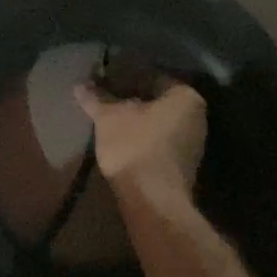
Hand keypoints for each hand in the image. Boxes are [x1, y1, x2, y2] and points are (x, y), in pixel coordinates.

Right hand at [74, 79, 206, 203]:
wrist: (152, 201)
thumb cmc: (134, 147)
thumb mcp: (109, 118)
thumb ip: (96, 99)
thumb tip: (80, 85)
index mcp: (186, 96)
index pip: (152, 76)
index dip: (124, 77)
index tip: (102, 82)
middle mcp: (197, 117)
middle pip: (157, 101)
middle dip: (130, 100)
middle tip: (103, 101)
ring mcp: (193, 144)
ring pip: (158, 124)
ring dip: (136, 122)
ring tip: (108, 123)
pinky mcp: (183, 166)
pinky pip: (159, 143)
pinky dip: (142, 140)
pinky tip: (121, 144)